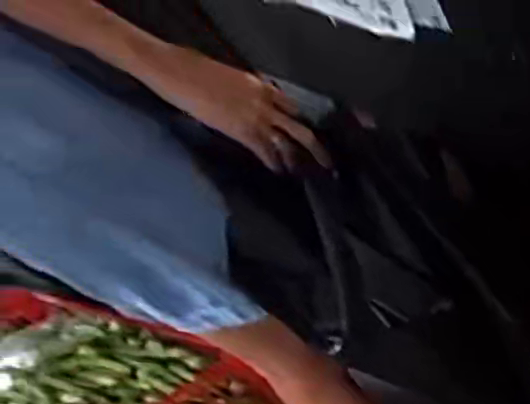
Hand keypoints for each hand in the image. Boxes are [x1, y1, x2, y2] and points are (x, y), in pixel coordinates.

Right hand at [141, 46, 328, 170]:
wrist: (162, 64)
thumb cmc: (186, 64)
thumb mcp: (228, 74)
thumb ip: (249, 89)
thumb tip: (258, 101)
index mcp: (262, 87)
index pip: (294, 108)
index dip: (305, 124)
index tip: (314, 135)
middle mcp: (266, 104)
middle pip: (303, 132)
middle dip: (319, 150)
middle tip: (329, 165)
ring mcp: (256, 118)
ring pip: (289, 145)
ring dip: (298, 161)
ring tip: (305, 174)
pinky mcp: (242, 130)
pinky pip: (267, 152)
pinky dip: (275, 164)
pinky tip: (279, 172)